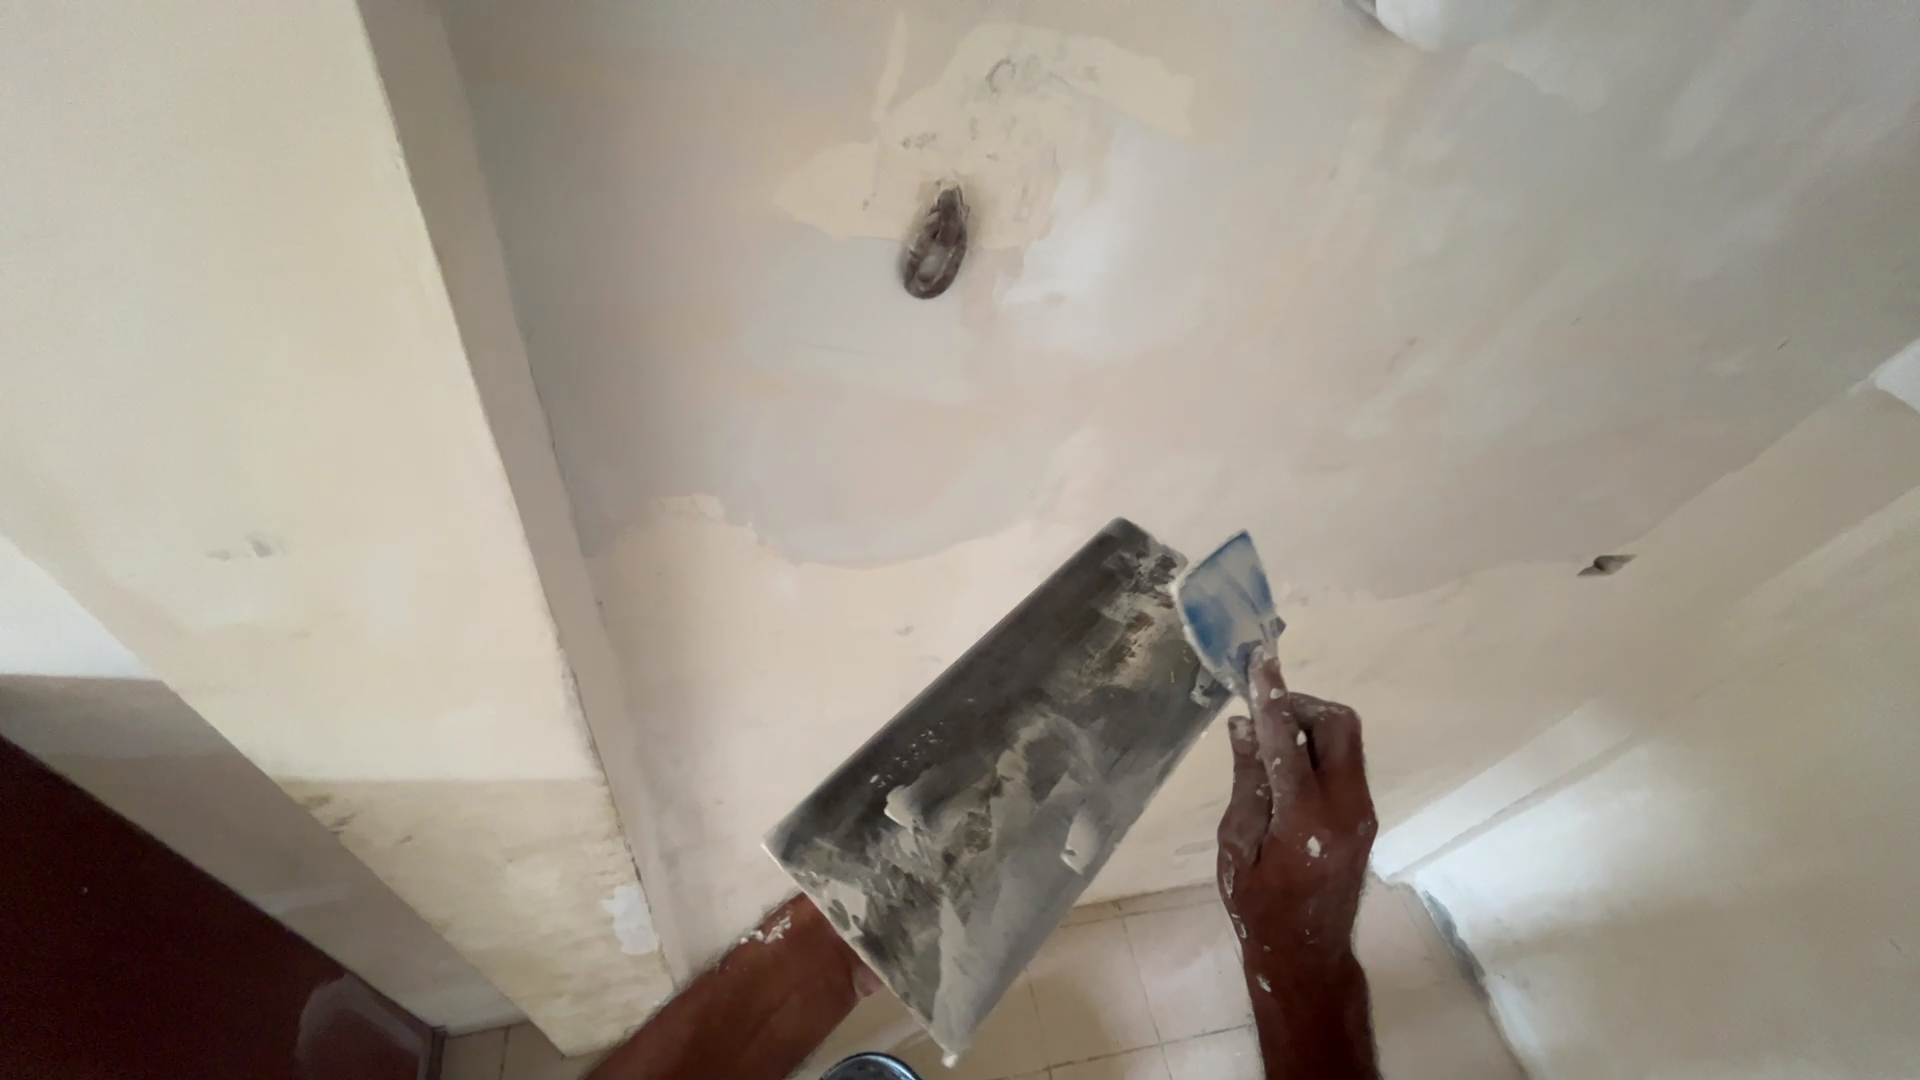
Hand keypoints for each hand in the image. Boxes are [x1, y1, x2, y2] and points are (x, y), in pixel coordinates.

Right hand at [1217, 650, 1376, 967]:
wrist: (1307, 954)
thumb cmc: (1258, 905)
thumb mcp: (1236, 843)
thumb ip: (1245, 781)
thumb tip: (1243, 726)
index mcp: (1306, 818)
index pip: (1287, 739)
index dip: (1270, 696)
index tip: (1258, 660)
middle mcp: (1346, 807)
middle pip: (1339, 724)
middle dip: (1301, 703)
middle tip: (1263, 713)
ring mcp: (1362, 810)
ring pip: (1346, 739)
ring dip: (1308, 723)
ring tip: (1268, 738)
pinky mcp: (1364, 815)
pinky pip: (1343, 760)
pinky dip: (1314, 746)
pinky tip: (1283, 764)